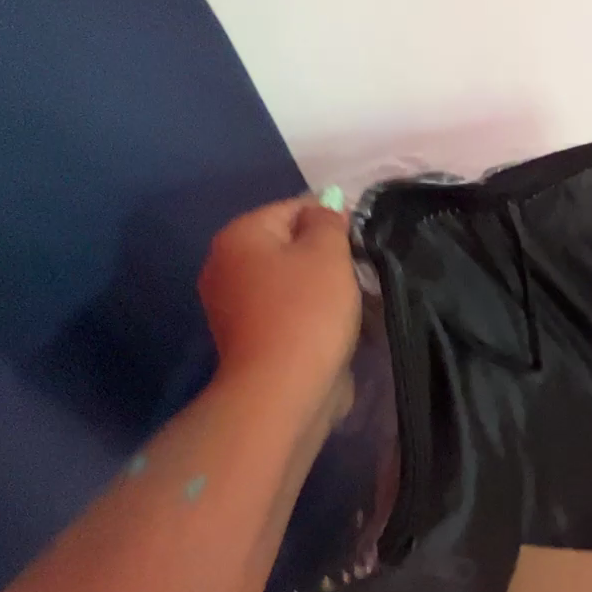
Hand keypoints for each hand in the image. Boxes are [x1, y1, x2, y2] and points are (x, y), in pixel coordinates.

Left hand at [199, 196, 359, 415]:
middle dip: (326, 254)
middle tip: (363, 272)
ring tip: (355, 301)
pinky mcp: (249, 333)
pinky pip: (285, 307)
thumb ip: (328, 223)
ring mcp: (232, 301)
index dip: (332, 218)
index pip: (292, 207)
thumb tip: (324, 207)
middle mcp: (225, 262)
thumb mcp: (328, 256)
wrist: (284, 384)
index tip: (365, 241)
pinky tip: (335, 325)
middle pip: (287, 243)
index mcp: (240, 235)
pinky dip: (311, 310)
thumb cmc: (309, 311)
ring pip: (288, 277)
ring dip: (321, 284)